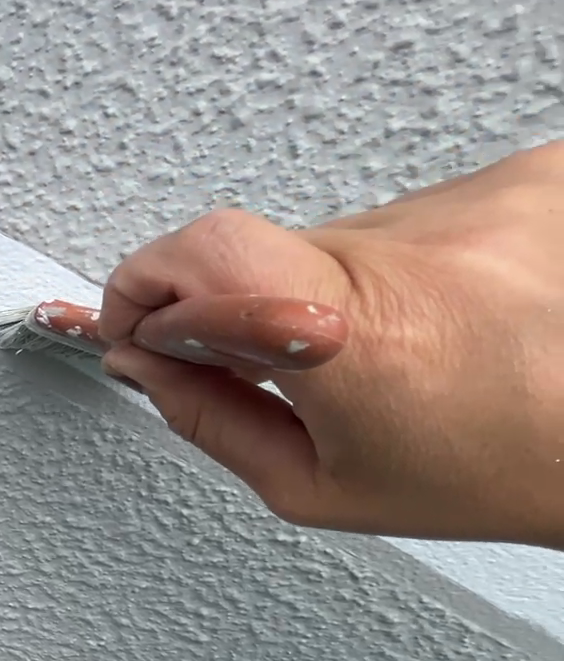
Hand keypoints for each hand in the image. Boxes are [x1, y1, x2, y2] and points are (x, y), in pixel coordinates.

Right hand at [96, 140, 563, 548]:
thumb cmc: (503, 473)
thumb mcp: (312, 483)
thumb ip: (206, 418)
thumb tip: (142, 364)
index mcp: (357, 339)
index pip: (202, 255)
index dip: (143, 284)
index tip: (136, 323)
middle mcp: (426, 252)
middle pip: (250, 254)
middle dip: (229, 309)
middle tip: (267, 362)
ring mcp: (487, 203)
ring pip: (322, 241)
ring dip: (319, 293)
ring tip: (379, 347)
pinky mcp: (530, 177)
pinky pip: (398, 219)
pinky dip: (390, 270)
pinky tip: (433, 315)